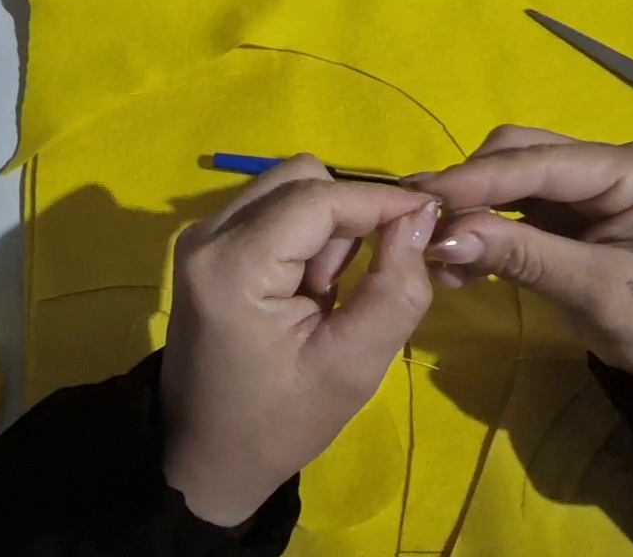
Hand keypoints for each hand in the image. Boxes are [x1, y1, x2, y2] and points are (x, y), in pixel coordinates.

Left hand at [161, 156, 438, 526]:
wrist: (204, 453)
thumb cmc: (278, 421)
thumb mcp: (351, 368)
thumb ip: (393, 288)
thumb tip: (420, 214)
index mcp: (234, 266)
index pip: (317, 198)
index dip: (378, 199)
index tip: (429, 214)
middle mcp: (209, 233)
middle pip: (301, 178)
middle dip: (347, 215)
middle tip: (356, 278)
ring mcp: (203, 232)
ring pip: (289, 186)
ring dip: (326, 227)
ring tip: (324, 295)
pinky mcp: (209, 240)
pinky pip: (274, 206)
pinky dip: (305, 233)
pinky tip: (305, 287)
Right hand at [409, 126, 632, 387]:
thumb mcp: (596, 294)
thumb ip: (521, 257)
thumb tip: (443, 237)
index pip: (545, 163)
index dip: (481, 178)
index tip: (424, 196)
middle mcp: (606, 162)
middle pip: (519, 155)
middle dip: (472, 188)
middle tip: (424, 224)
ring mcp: (582, 181)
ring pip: (506, 174)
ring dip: (470, 207)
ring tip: (438, 250)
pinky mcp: (562, 205)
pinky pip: (507, 202)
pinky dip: (480, 226)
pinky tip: (459, 259)